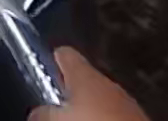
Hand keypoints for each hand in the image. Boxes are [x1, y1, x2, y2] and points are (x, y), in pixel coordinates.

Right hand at [28, 47, 151, 120]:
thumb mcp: (56, 120)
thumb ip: (41, 112)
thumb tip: (37, 114)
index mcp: (86, 73)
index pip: (62, 53)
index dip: (49, 63)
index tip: (41, 77)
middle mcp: (109, 83)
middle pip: (83, 81)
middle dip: (71, 96)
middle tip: (60, 113)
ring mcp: (130, 106)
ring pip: (103, 104)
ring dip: (93, 114)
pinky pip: (118, 119)